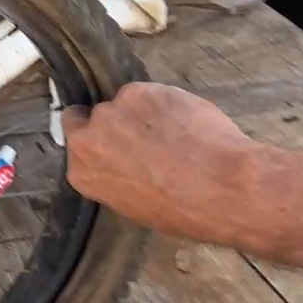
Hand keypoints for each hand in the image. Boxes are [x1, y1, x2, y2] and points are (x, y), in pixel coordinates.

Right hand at [61, 81, 261, 237]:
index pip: (78, 146)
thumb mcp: (140, 208)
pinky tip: (191, 122)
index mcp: (82, 172)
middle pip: (91, 118)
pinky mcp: (139, 91)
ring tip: (179, 132)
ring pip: (124, 104)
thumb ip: (118, 178)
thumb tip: (128, 166)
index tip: (120, 149)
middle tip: (143, 135)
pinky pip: (151, 94)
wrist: (224, 187)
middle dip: (111, 123)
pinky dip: (167, 104)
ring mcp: (111, 110)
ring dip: (143, 113)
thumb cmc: (186, 212)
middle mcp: (86, 138)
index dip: (100, 144)